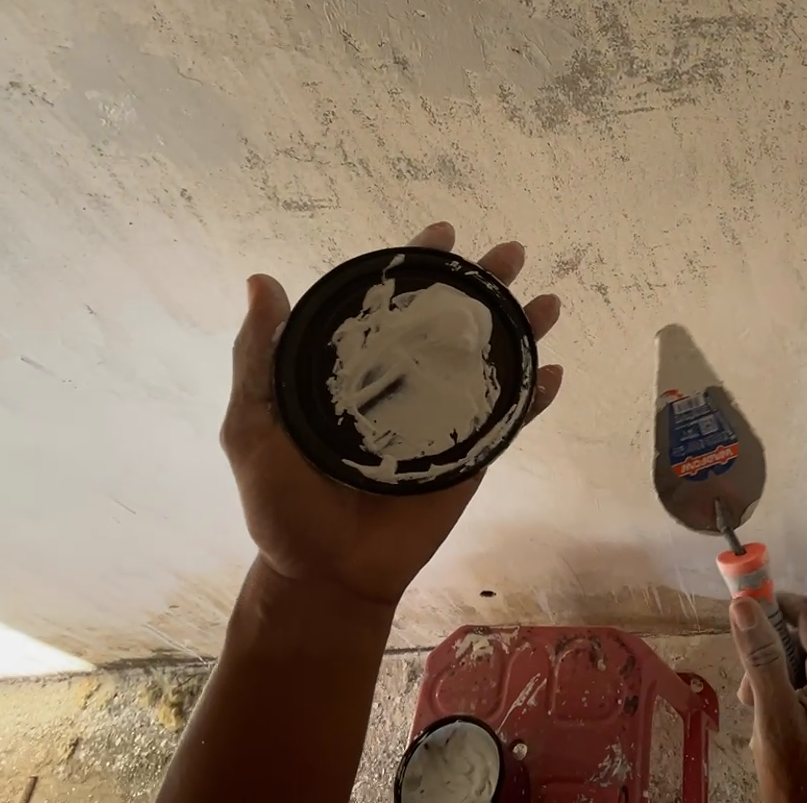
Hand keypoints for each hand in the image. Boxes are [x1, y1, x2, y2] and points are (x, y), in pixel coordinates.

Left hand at [221, 221, 564, 608]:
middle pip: (454, 323)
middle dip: (485, 284)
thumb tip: (262, 282)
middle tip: (511, 253)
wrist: (328, 575)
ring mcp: (445, 418)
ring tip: (547, 303)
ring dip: (522, 330)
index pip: (394, 304)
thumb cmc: (285, 505)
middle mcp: (408, 383)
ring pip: (490, 363)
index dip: (420, 265)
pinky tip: (552, 373)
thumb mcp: (253, 429)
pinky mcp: (472, 455)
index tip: (442, 232)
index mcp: (360, 370)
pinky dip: (535, 398)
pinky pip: (510, 421)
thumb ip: (259, 361)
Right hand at [732, 593, 806, 802]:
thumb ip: (761, 658)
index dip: (776, 603)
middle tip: (746, 690)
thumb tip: (744, 604)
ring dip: (779, 680)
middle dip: (771, 654)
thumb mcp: (775, 720)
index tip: (744, 616)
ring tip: (759, 720)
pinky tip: (778, 734)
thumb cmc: (804, 784)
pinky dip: (794, 699)